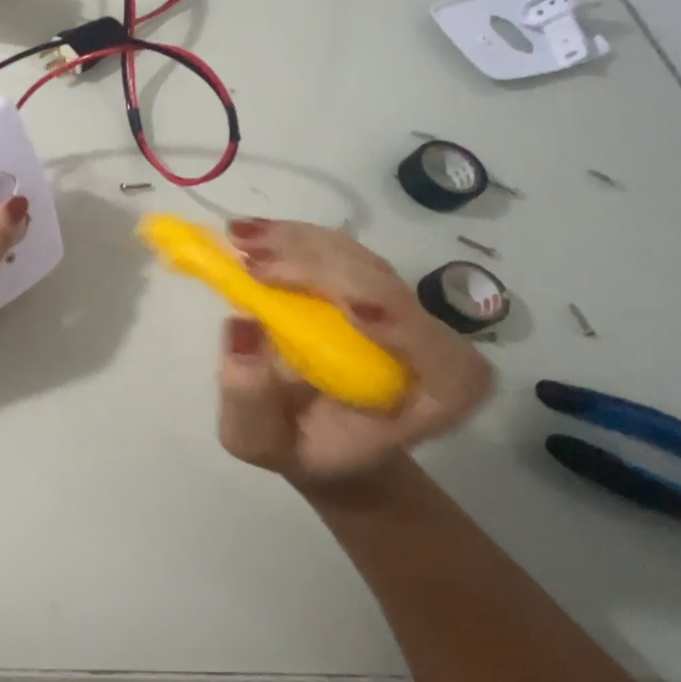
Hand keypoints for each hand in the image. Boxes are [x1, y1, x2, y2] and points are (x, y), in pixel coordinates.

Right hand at [217, 219, 493, 487]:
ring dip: (299, 244)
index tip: (353, 311)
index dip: (408, 326)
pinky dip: (293, 238)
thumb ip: (250, 399)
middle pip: (388, 290)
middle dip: (323, 270)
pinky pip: (339, 252)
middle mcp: (429, 345)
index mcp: (432, 396)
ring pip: (360, 262)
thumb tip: (241, 326)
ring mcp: (401, 309)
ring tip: (241, 240)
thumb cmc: (300, 447)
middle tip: (252, 262)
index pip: (439, 356)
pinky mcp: (370, 284)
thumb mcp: (258, 441)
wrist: (321, 436)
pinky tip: (250, 233)